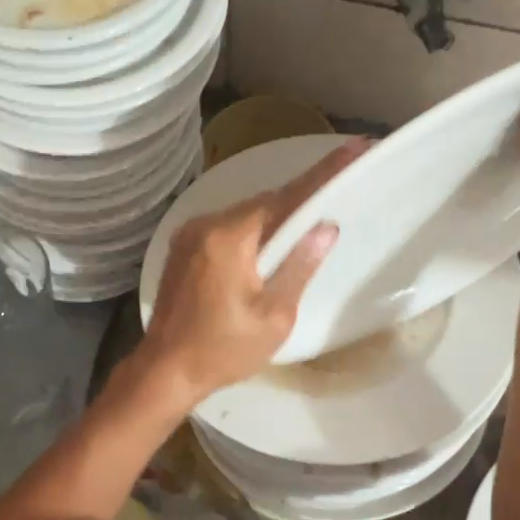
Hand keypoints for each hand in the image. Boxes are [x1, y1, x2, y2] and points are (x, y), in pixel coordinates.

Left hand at [130, 138, 370, 406]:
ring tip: (308, 219)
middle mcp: (206, 225)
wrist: (165, 371)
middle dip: (300, 197)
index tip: (354, 149)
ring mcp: (189, 235)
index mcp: (230, 238)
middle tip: (338, 185)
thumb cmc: (223, 351)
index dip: (324, 174)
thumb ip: (299, 267)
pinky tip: (269, 244)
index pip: (287, 197)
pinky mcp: (182, 250)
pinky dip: (251, 232)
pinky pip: (226, 230)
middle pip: (263, 203)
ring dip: (274, 218)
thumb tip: (325, 227)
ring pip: (244, 215)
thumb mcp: (273, 316)